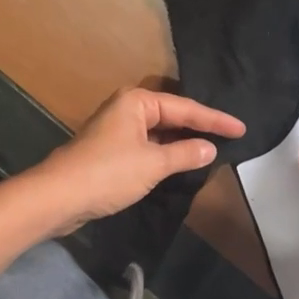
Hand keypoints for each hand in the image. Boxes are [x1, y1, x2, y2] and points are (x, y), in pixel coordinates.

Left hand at [30, 87, 244, 233]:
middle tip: (231, 133)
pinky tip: (182, 161)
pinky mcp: (111, 150)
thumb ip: (185, 154)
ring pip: (160, 131)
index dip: (216, 120)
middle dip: (200, 126)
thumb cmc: (107, 173)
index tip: (242, 128)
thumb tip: (210, 148)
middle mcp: (127, 107)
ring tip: (213, 146)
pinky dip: (166, 152)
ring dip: (183, 140)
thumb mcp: (153, 164)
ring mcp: (117, 129)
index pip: (186, 108)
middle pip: (173, 115)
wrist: (56, 197)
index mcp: (138, 101)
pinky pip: (148, 145)